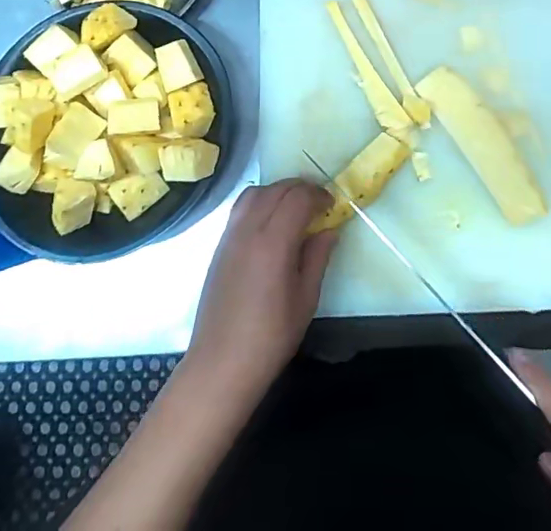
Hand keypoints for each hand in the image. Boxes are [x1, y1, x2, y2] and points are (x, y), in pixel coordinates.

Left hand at [184, 180, 337, 396]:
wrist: (222, 360)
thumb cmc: (270, 336)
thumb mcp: (305, 300)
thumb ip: (317, 258)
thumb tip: (328, 230)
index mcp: (273, 243)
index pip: (297, 198)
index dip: (317, 195)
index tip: (332, 204)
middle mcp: (248, 229)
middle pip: (275, 190)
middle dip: (300, 188)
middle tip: (318, 203)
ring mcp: (229, 235)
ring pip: (254, 193)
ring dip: (277, 191)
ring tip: (295, 208)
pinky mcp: (219, 244)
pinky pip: (240, 208)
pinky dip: (259, 201)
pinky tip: (271, 221)